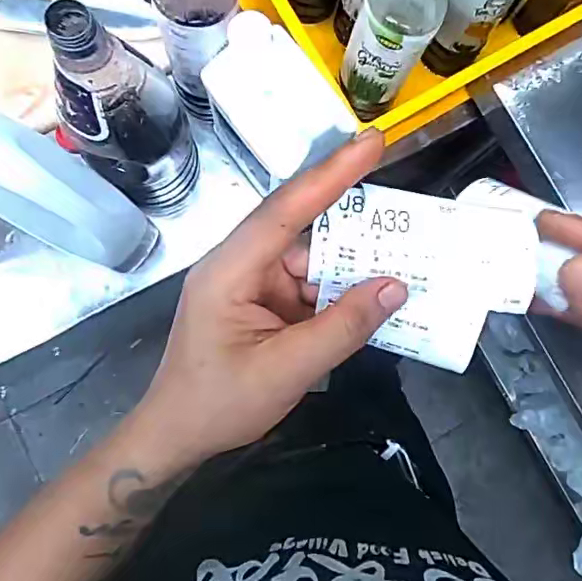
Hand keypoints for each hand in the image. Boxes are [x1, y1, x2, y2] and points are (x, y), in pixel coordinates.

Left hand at [134, 131, 407, 462]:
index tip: (370, 142)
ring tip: (400, 268)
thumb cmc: (217, 404)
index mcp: (231, 270)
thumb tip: (395, 287)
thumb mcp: (288, 370)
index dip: (331, 175)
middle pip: (305, 232)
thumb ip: (344, 327)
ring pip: (312, 262)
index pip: (285, 210)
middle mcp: (241, 265)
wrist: (176, 438)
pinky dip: (339, 294)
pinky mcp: (263, 303)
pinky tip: (371, 300)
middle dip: (354, 229)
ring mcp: (252, 284)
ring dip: (351, 270)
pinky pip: (309, 287)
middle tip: (405, 222)